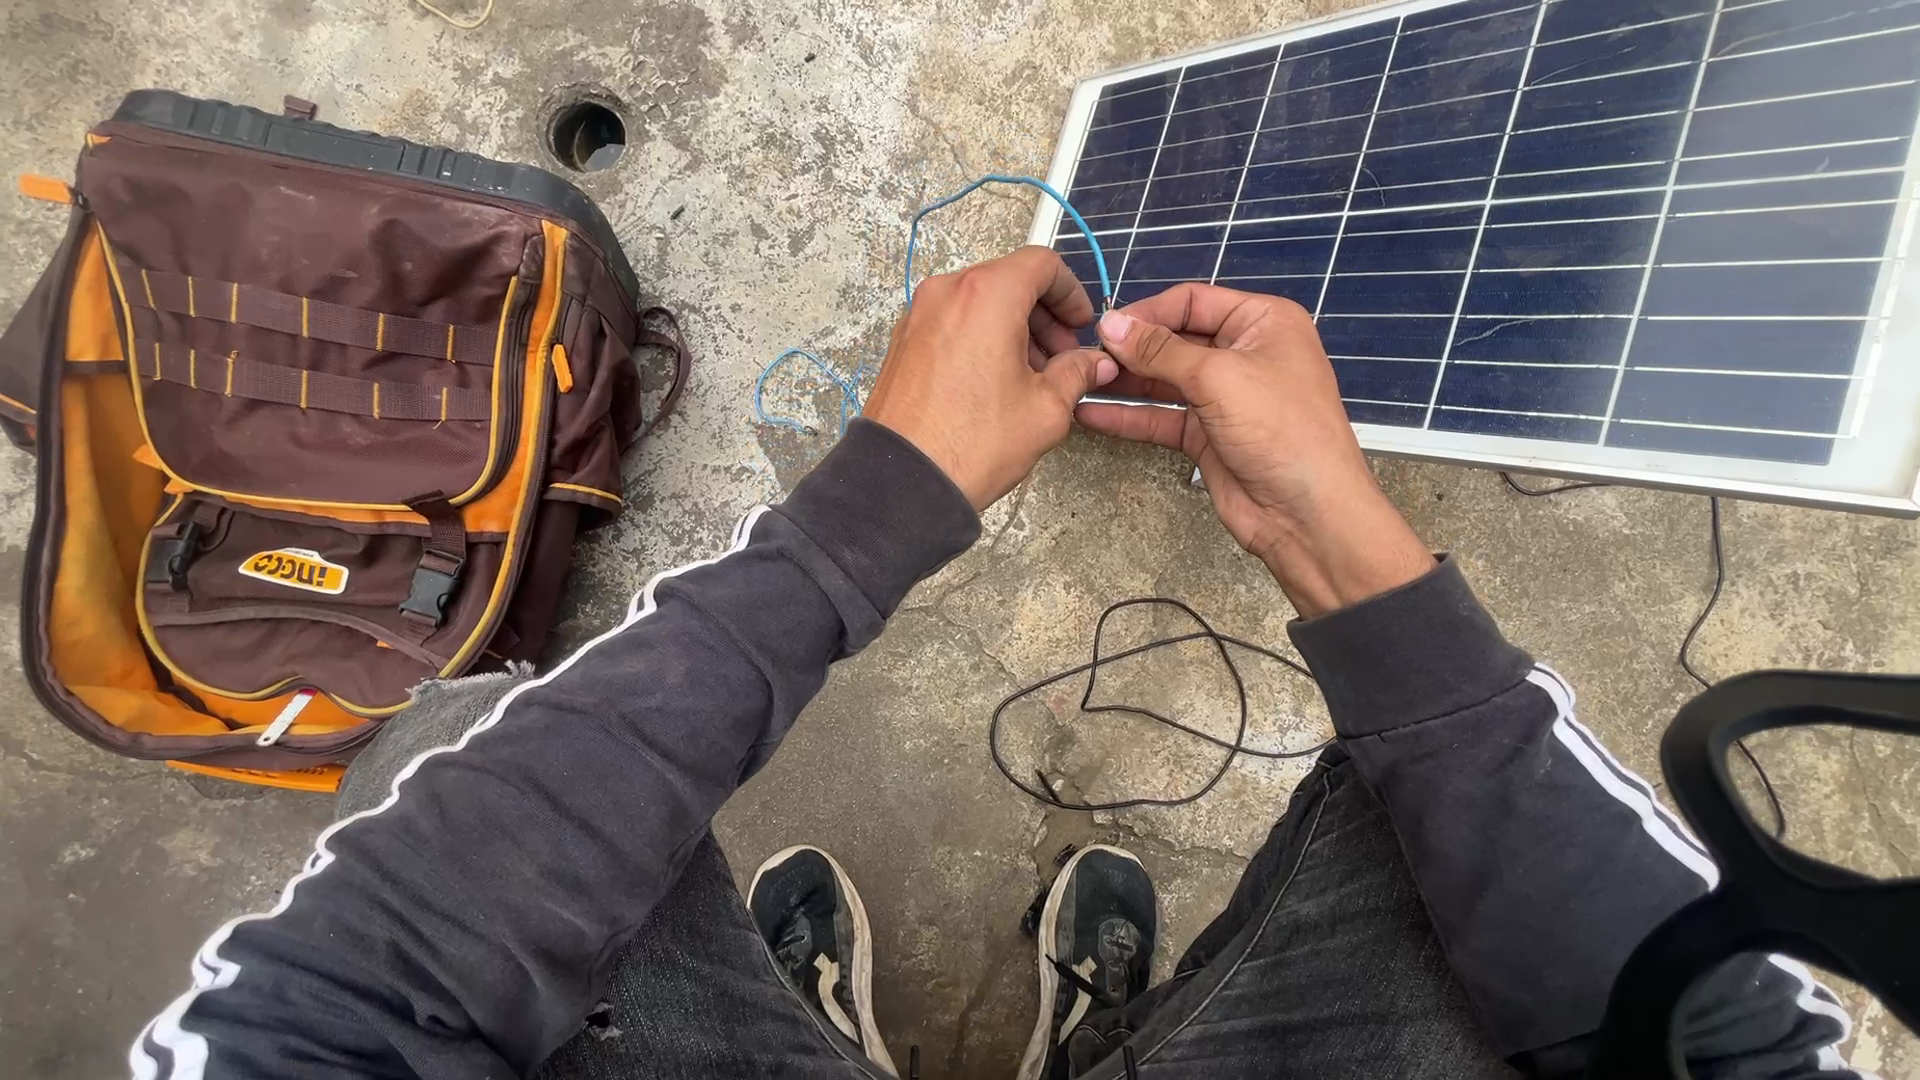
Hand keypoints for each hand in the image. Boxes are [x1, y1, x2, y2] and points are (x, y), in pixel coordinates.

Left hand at [863, 246, 1118, 510]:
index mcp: (986, 295)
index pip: (1041, 264)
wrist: (904, 480)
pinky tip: (993, 383)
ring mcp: (918, 317)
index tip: (1080, 324)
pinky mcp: (902, 344)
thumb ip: (1076, 375)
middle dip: (1042, 316)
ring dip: (1011, 329)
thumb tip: (1094, 364)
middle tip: (1061, 359)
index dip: (1071, 292)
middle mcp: (946, 293)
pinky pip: (951, 324)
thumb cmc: (972, 443)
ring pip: (977, 304)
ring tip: (1029, 377)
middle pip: (1008, 281)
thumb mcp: (1045, 410)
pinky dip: (979, 339)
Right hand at [1073, 284, 1434, 616]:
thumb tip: (1109, 324)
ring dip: (1123, 383)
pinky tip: (1091, 415)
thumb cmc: (1279, 428)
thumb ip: (1160, 351)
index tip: (1103, 328)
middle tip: (1085, 358)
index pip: (1192, 302)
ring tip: (1079, 383)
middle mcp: (1241, 354)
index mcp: (1261, 322)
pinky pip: (1159, 418)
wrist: (1305, 512)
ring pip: (1162, 381)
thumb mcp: (1219, 377)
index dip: (1147, 313)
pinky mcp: (1204, 435)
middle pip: (1173, 341)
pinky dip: (1128, 417)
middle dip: (1131, 349)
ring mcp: (1221, 397)